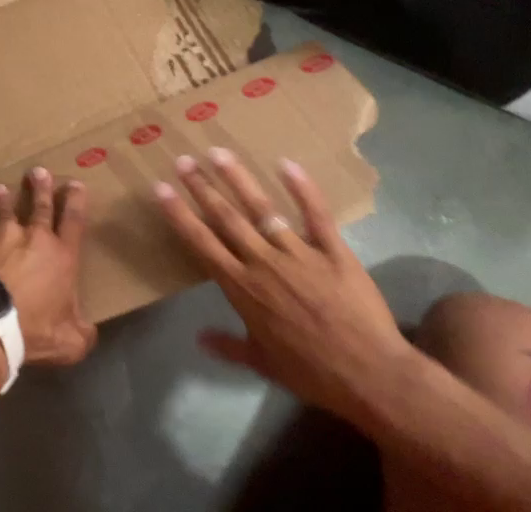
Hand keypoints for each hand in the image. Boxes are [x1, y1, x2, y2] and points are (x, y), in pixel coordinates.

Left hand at [0, 167, 97, 365]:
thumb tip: (87, 331)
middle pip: (39, 205)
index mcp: (61, 256)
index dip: (76, 201)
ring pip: (3, 210)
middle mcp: (33, 238)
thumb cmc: (33, 331)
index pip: (74, 220)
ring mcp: (1, 236)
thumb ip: (82, 331)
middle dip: (41, 187)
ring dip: (3, 199)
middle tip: (38, 171)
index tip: (75, 184)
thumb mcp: (71, 342)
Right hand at [153, 147, 417, 423]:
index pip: (201, 242)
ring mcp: (299, 254)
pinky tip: (286, 164)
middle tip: (183, 160)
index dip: (179, 213)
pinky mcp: (334, 252)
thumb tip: (199, 338)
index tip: (160, 188)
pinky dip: (302, 188)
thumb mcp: (264, 363)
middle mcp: (263, 263)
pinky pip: (317, 215)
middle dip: (202, 187)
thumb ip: (230, 346)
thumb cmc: (312, 373)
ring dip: (238, 179)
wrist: (370, 376)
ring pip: (262, 209)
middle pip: (226, 217)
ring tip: (219, 153)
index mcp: (241, 287)